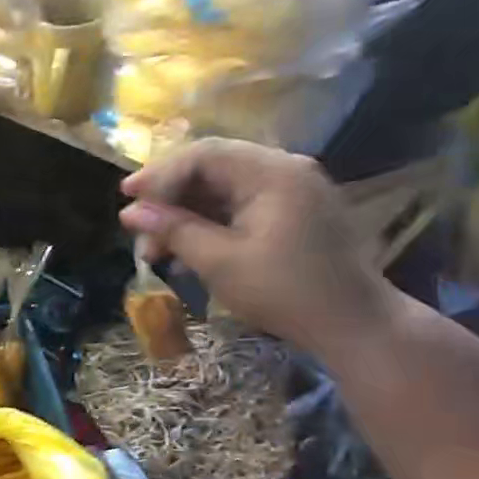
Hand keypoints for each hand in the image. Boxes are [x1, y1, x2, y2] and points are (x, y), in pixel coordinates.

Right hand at [118, 139, 398, 352]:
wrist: (352, 323)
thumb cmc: (284, 293)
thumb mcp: (221, 263)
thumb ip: (175, 231)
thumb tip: (131, 211)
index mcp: (271, 171)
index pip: (203, 154)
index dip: (159, 175)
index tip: (126, 200)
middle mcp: (285, 168)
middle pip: (215, 168)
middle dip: (172, 200)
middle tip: (141, 234)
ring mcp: (295, 190)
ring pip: (228, 191)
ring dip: (190, 216)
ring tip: (160, 252)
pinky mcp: (298, 214)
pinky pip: (246, 208)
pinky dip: (215, 226)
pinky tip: (193, 252)